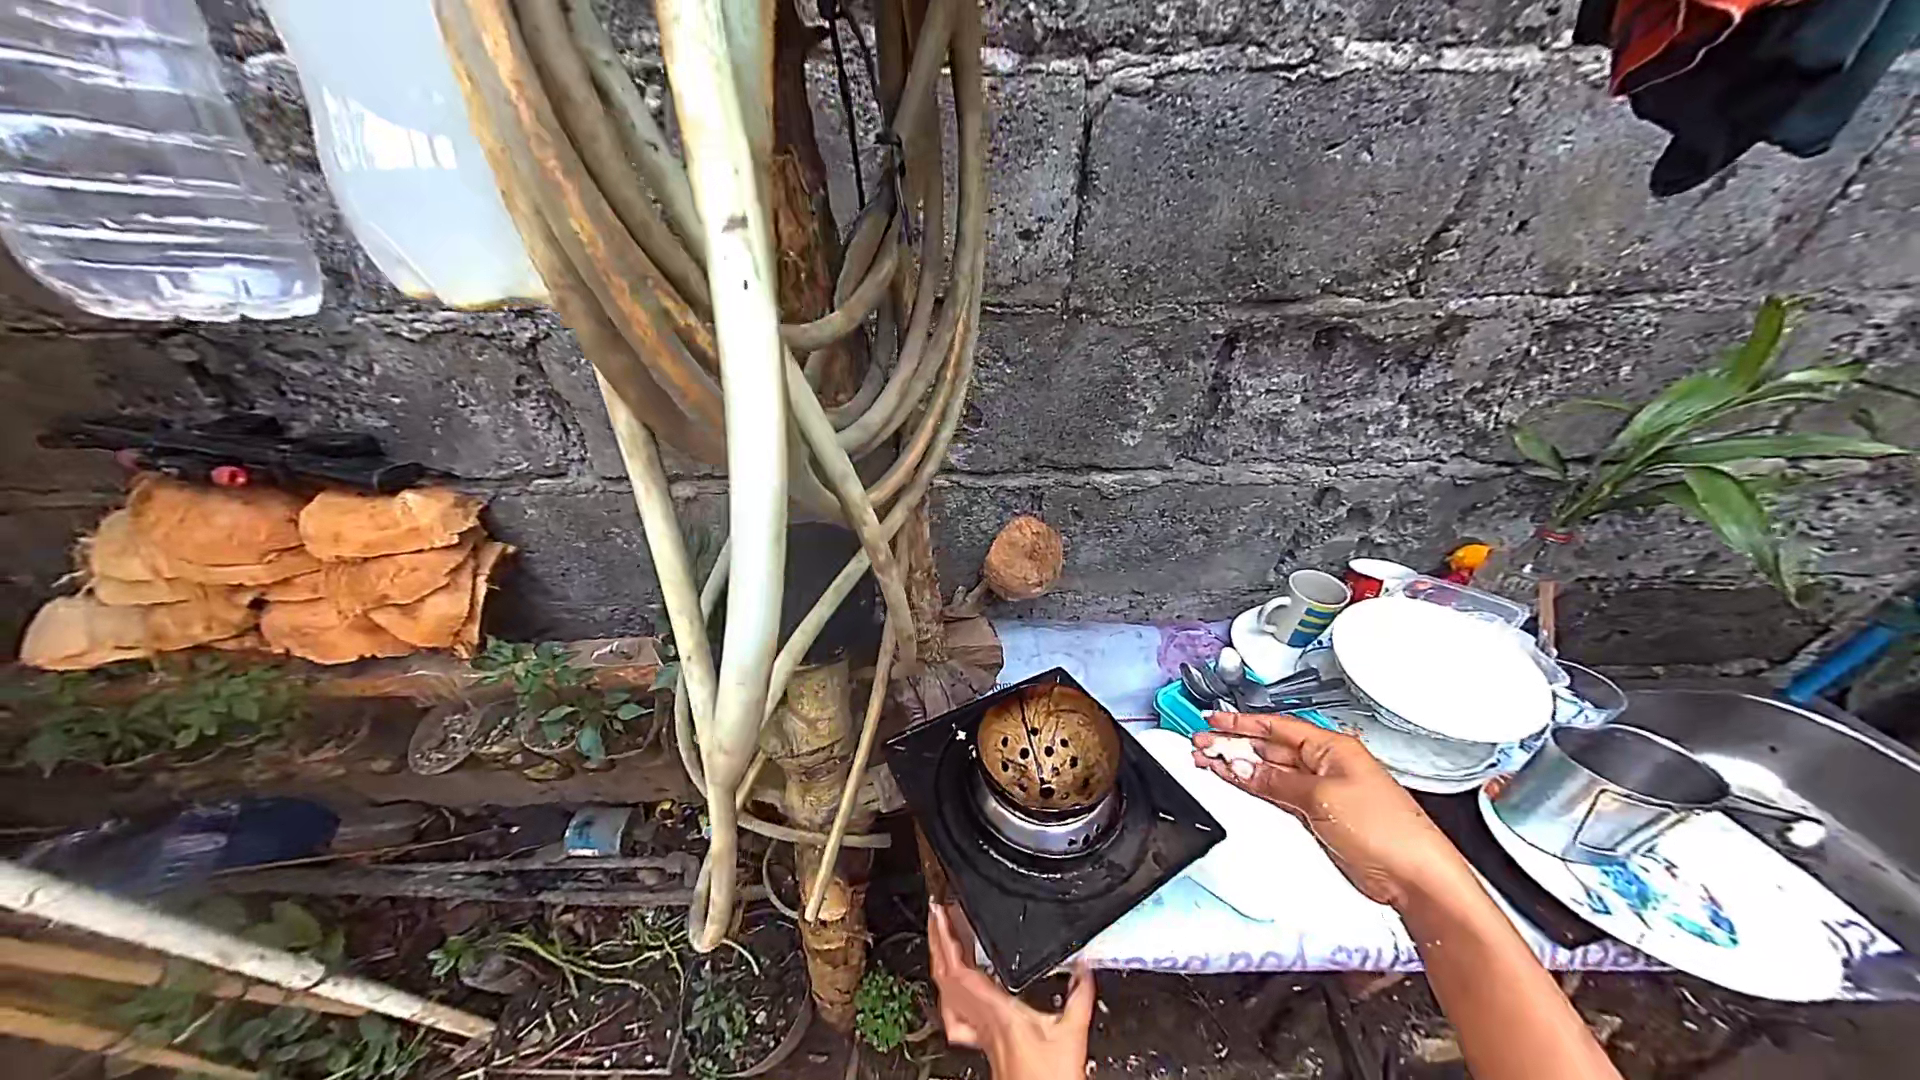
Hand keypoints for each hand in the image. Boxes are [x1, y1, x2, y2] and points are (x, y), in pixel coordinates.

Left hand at [927, 903, 1093, 1079]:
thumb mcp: (1071, 1034)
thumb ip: (1079, 996)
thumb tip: (1085, 966)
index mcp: (997, 1011)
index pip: (959, 969)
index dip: (946, 939)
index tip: (941, 913)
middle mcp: (981, 1021)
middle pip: (945, 976)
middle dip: (936, 940)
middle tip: (935, 913)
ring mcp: (978, 1033)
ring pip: (946, 992)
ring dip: (939, 960)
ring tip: (939, 935)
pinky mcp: (982, 1042)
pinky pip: (955, 1012)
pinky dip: (948, 989)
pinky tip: (951, 983)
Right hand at [1192, 712, 1467, 907]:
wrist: (1416, 880)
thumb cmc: (1388, 831)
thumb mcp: (1322, 796)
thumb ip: (1276, 780)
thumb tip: (1243, 767)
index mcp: (1333, 747)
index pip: (1277, 726)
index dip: (1242, 722)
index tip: (1215, 719)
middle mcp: (1326, 764)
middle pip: (1270, 747)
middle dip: (1233, 744)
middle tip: (1201, 742)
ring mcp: (1321, 790)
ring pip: (1269, 770)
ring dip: (1238, 765)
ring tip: (1207, 760)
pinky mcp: (1317, 814)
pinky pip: (1276, 791)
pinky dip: (1252, 786)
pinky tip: (1234, 781)